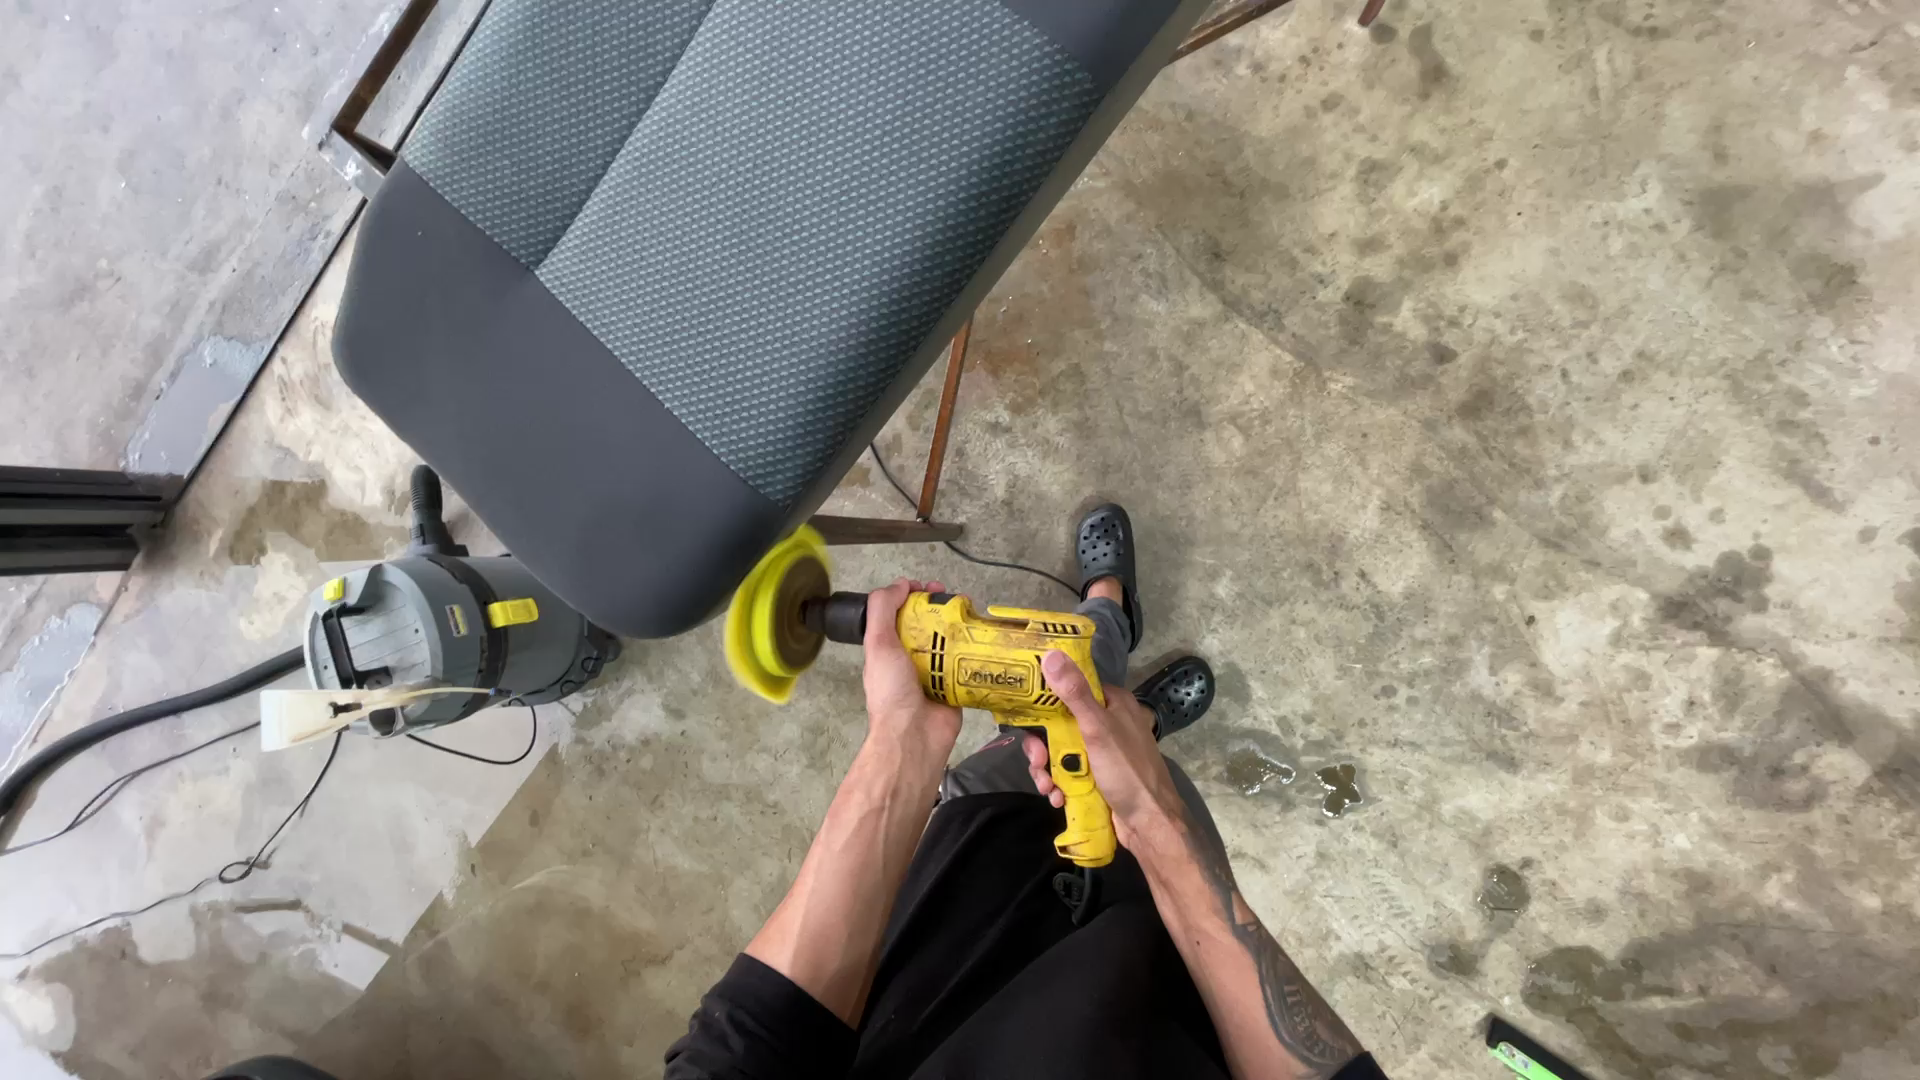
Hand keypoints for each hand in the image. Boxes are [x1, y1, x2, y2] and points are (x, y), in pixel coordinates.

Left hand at [862, 580, 962, 759]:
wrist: (915, 735)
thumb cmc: (892, 691)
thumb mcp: (878, 643)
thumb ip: (882, 610)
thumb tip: (900, 584)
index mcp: (889, 649)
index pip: (901, 614)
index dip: (913, 597)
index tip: (927, 588)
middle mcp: (912, 659)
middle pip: (928, 624)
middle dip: (940, 607)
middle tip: (954, 596)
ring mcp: (935, 672)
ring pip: (950, 641)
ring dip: (961, 625)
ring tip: (972, 612)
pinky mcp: (956, 685)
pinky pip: (968, 663)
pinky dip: (976, 650)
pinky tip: (984, 637)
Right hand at [1020, 651, 1184, 847]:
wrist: (1150, 824)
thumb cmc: (1127, 770)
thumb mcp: (1098, 728)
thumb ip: (1074, 693)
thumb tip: (1050, 654)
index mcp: (1113, 703)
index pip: (1073, 688)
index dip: (1047, 700)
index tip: (1028, 715)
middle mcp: (1108, 722)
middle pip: (1061, 724)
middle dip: (1044, 746)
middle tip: (1037, 761)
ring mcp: (1103, 751)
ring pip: (1062, 751)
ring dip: (1048, 769)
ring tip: (1046, 786)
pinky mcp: (1098, 776)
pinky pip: (1070, 772)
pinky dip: (1060, 784)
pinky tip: (1057, 797)